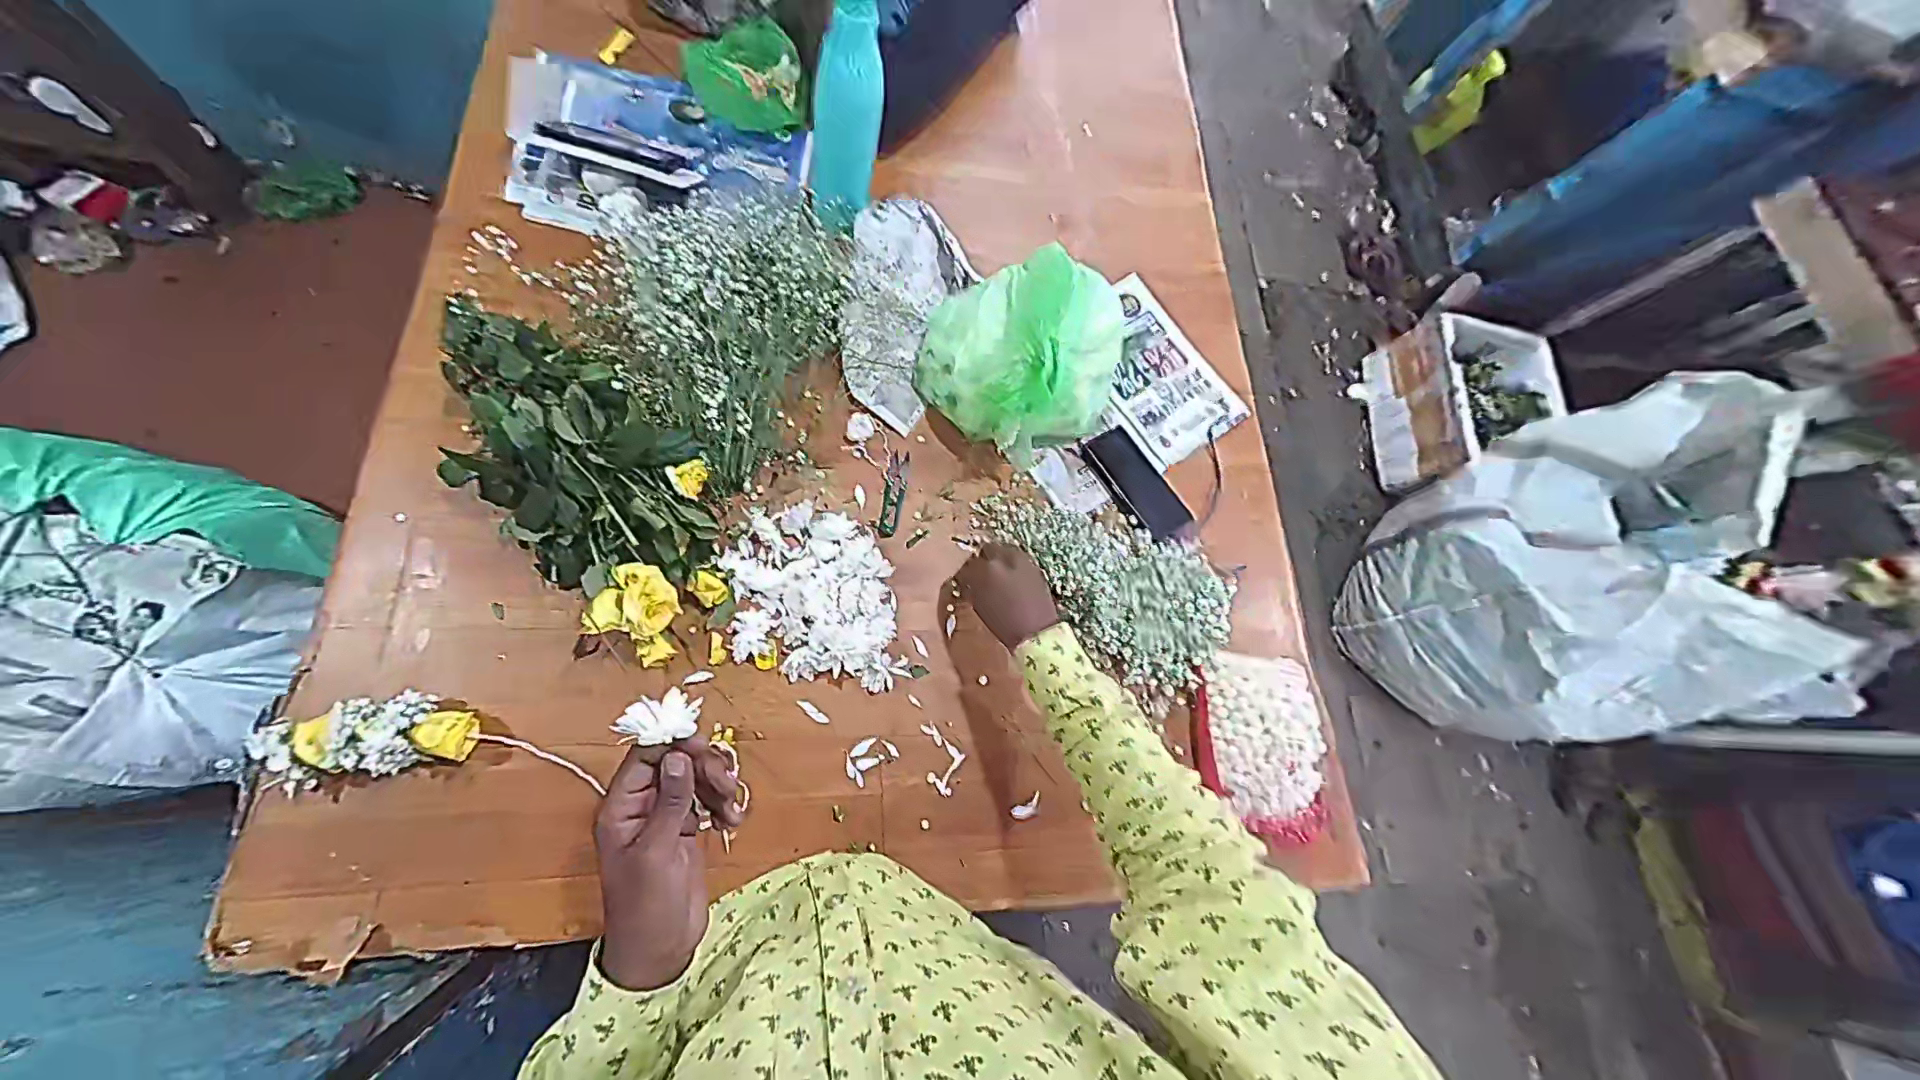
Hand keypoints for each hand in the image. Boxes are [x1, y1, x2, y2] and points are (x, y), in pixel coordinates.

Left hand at [594, 737, 742, 990]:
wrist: (660, 952)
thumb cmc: (645, 907)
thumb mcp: (657, 852)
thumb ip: (669, 801)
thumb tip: (678, 756)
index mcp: (622, 807)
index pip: (645, 757)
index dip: (673, 744)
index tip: (704, 744)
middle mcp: (643, 804)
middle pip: (677, 761)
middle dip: (705, 768)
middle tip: (725, 786)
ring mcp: (666, 815)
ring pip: (696, 777)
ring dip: (719, 786)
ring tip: (730, 811)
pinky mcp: (687, 827)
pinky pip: (708, 798)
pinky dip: (724, 803)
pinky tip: (731, 821)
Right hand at [956, 543, 1059, 649]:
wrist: (1036, 632)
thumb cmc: (1004, 626)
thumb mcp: (980, 606)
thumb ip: (972, 588)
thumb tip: (968, 581)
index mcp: (982, 571)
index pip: (967, 565)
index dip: (964, 573)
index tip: (965, 580)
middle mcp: (1000, 559)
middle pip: (986, 549)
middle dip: (982, 560)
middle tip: (981, 573)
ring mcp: (1020, 560)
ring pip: (1003, 550)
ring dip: (998, 559)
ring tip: (998, 573)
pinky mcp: (1033, 565)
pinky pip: (1017, 558)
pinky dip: (1012, 564)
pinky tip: (1012, 577)